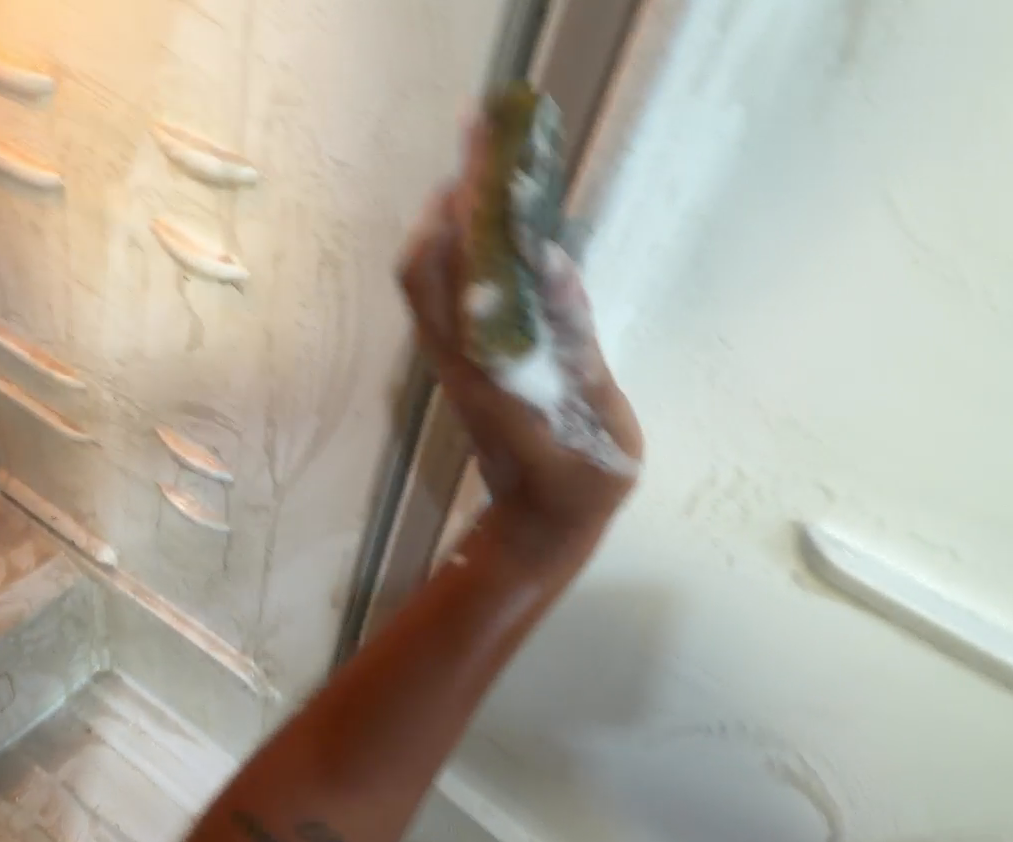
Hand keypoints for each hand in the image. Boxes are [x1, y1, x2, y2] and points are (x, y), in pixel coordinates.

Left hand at [398, 127, 643, 563]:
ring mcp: (455, 362)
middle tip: (486, 148)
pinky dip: (466, 256)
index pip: (443, 273)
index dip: (455, 211)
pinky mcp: (467, 368)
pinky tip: (502, 234)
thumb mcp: (588, 411)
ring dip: (453, 224)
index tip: (481, 154)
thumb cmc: (576, 478)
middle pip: (424, 266)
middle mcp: (455, 357)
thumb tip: (551, 261)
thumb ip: (571, 339)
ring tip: (492, 175)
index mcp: (480, 364)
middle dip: (449, 201)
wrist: (540, 522)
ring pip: (431, 282)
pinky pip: (450, 300)